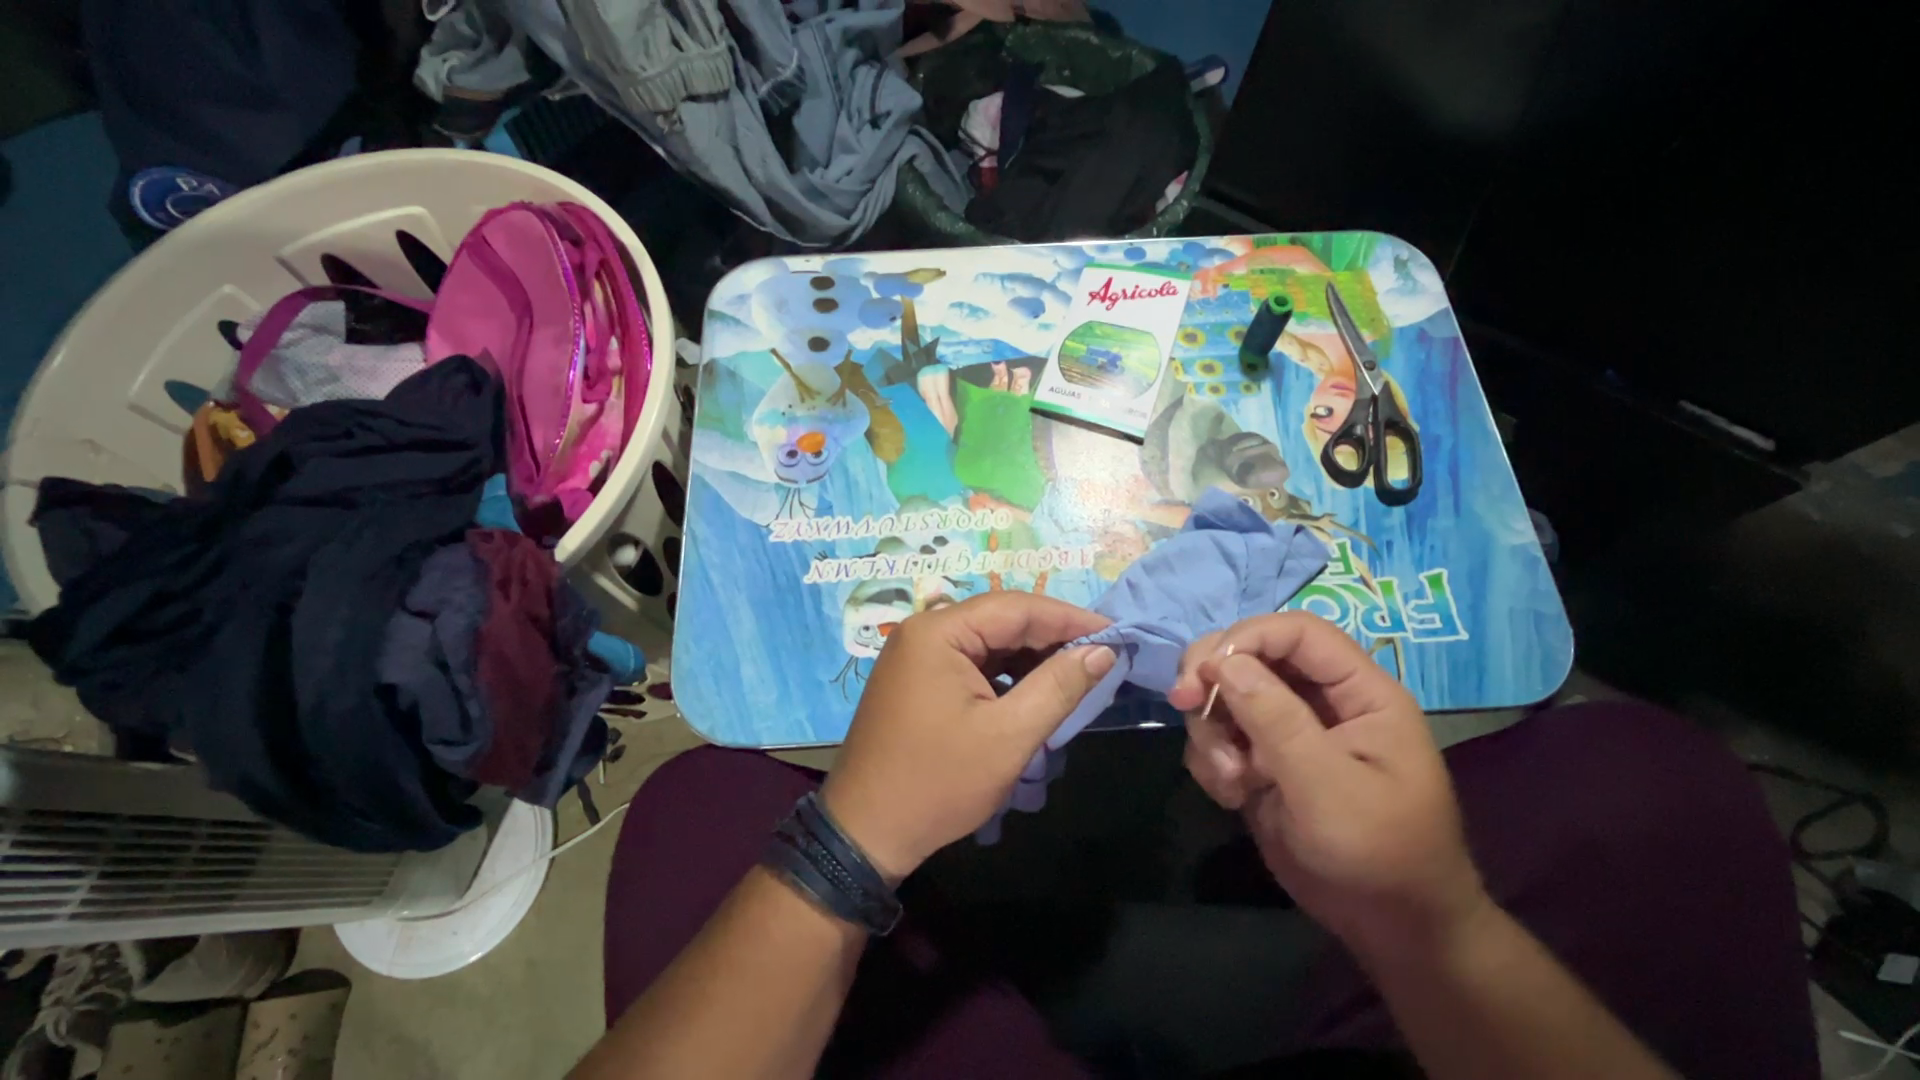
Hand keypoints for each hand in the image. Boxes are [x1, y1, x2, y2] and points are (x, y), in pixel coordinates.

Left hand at [821, 592, 1114, 881]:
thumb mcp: (1009, 735)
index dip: (1069, 617)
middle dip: (1052, 637)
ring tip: (1077, 675)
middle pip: (1000, 620)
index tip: (1116, 632)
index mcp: (938, 632)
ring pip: (987, 642)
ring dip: (1031, 657)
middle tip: (1103, 656)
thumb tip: (1103, 649)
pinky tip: (1035, 691)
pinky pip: (970, 663)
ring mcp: (915, 655)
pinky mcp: (916, 680)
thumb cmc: (939, 782)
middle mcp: (923, 631)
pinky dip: (1005, 674)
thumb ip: (1059, 685)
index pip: (1017, 607)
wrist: (866, 832)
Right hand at [1166, 613, 1490, 951]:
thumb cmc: (1378, 853)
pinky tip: (1231, 797)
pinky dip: (1212, 761)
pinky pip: (1220, 739)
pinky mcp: (1264, 764)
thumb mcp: (1329, 787)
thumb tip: (1223, 663)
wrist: (1390, 928)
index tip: (1204, 671)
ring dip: (1211, 732)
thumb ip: (1277, 720)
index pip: (1298, 633)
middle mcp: (1322, 703)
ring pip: (1226, 698)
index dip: (1247, 638)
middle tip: (1184, 702)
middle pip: (1252, 657)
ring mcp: (1289, 733)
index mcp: (1360, 693)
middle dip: (1213, 678)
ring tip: (1229, 782)